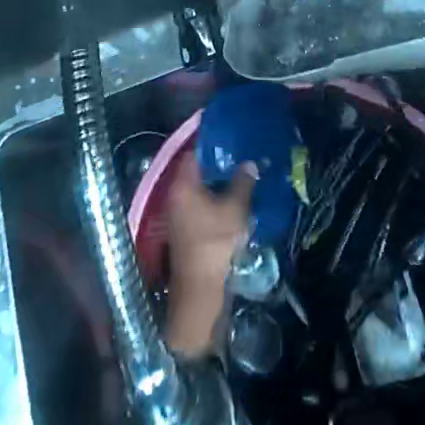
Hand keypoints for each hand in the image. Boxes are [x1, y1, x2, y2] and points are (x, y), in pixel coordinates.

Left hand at [163, 159, 255, 356]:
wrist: (200, 285)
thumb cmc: (215, 241)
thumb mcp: (235, 209)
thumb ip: (243, 183)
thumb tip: (249, 163)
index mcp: (182, 185)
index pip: (194, 154)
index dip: (211, 145)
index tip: (230, 139)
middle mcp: (174, 195)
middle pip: (195, 172)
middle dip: (217, 164)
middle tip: (240, 155)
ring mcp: (177, 213)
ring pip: (198, 189)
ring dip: (216, 182)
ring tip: (241, 175)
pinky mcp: (183, 228)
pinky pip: (198, 203)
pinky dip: (213, 198)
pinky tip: (232, 199)